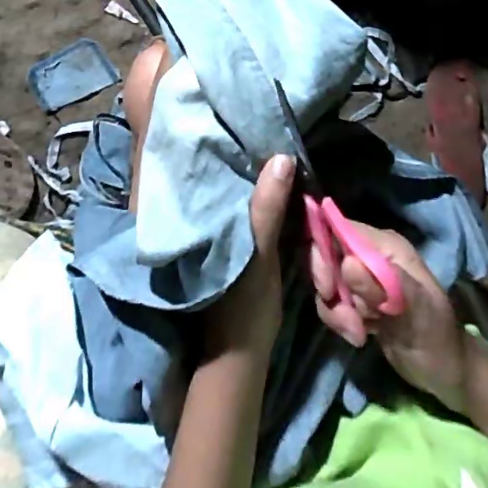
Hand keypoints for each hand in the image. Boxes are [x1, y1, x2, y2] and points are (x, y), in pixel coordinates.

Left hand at [202, 154, 295, 355]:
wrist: (240, 356)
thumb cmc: (245, 304)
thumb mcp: (260, 251)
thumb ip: (268, 208)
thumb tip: (282, 157)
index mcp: (204, 219)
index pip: (218, 171)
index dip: (237, 151)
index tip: (261, 131)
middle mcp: (207, 223)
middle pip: (231, 184)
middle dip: (253, 167)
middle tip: (279, 146)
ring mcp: (220, 238)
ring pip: (241, 200)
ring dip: (261, 187)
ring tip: (283, 165)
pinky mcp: (235, 249)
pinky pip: (249, 217)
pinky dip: (263, 207)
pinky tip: (280, 199)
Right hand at [311, 222, 472, 413]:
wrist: (445, 370)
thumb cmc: (437, 335)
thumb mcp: (416, 312)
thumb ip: (382, 286)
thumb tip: (347, 264)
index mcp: (388, 247)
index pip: (343, 231)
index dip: (326, 253)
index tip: (328, 288)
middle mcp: (373, 256)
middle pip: (330, 256)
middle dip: (331, 289)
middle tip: (347, 318)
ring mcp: (366, 279)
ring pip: (330, 283)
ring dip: (337, 312)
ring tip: (358, 333)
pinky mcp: (360, 302)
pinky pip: (334, 303)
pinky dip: (340, 321)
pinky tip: (359, 337)